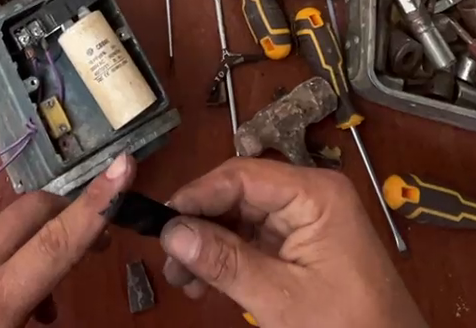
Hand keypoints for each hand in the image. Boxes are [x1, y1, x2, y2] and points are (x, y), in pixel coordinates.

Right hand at [159, 158, 425, 327]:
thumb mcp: (281, 299)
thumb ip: (225, 261)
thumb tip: (171, 233)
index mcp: (314, 192)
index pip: (242, 176)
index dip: (198, 195)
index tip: (160, 219)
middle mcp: (310, 194)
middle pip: (240, 195)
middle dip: (201, 225)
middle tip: (166, 255)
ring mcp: (307, 219)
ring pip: (242, 218)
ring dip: (210, 245)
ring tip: (181, 277)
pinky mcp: (304, 244)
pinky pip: (256, 240)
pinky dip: (230, 259)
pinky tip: (205, 281)